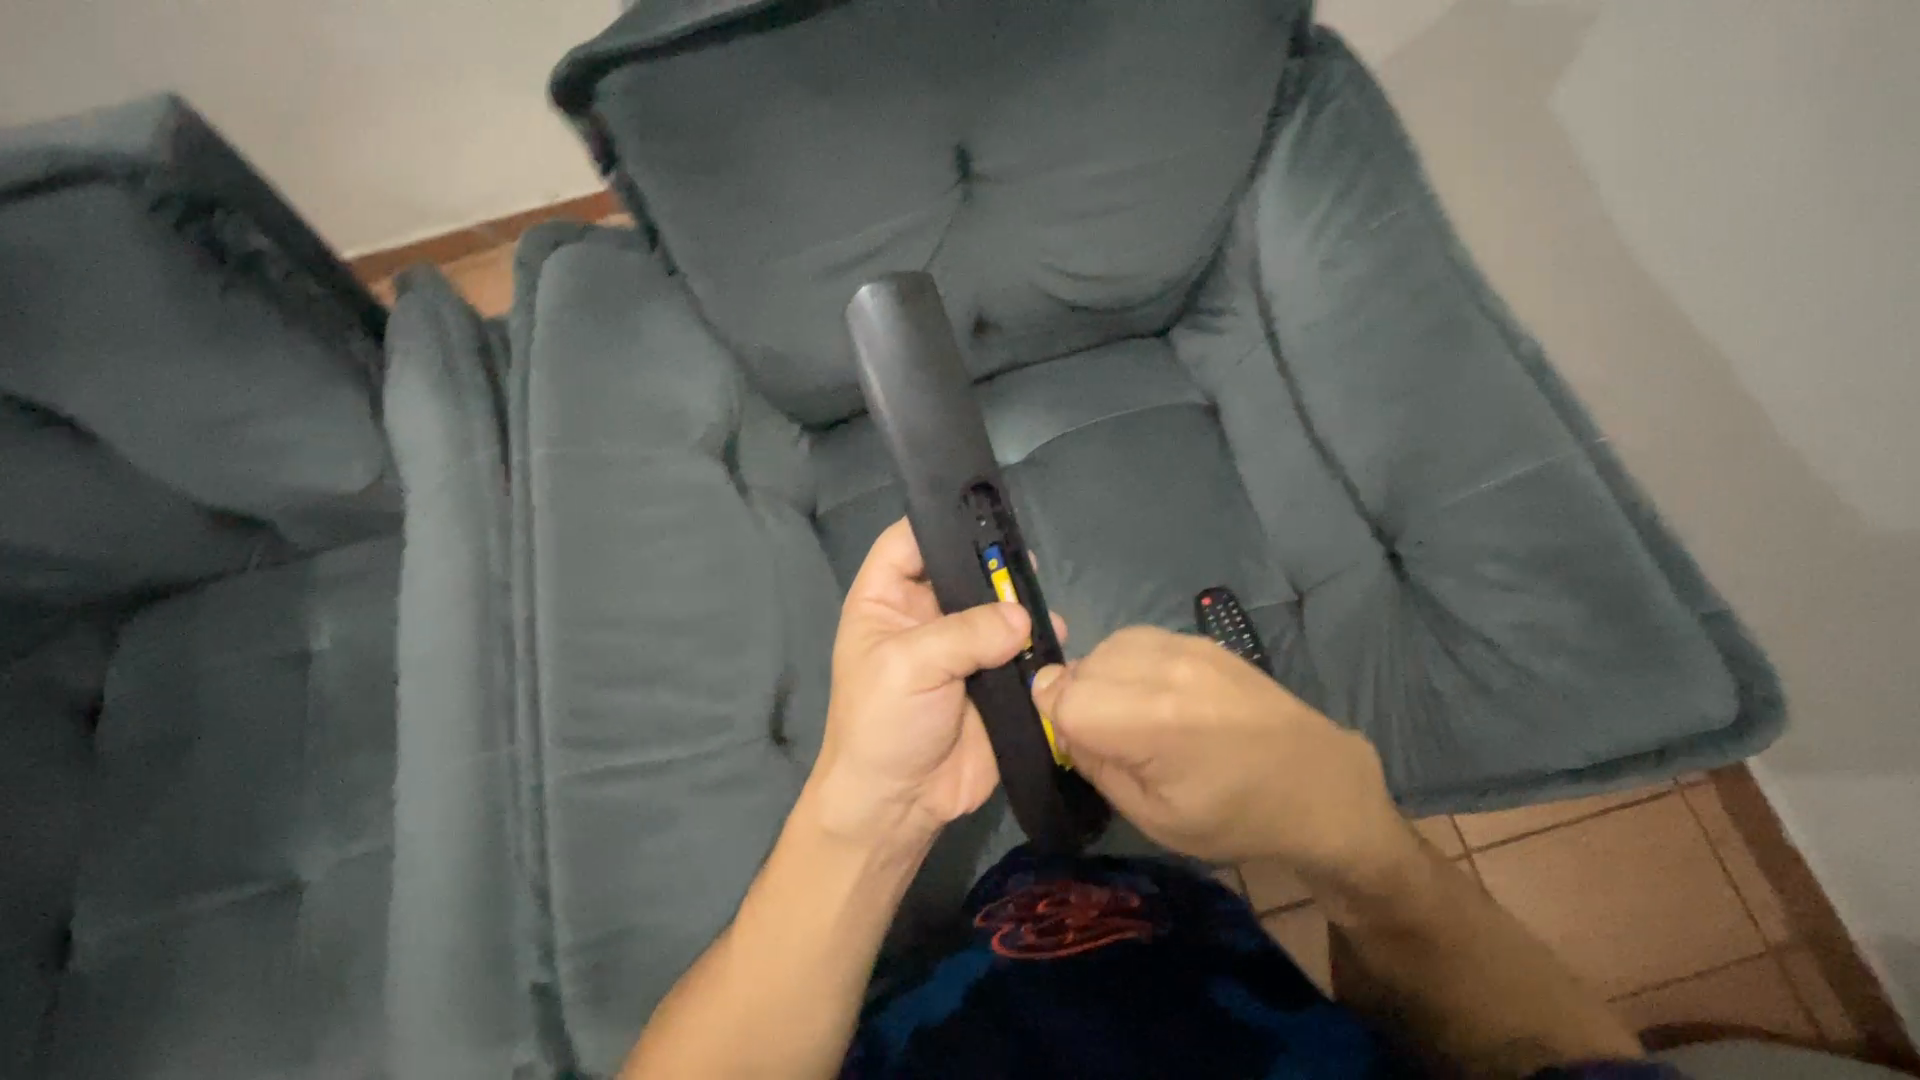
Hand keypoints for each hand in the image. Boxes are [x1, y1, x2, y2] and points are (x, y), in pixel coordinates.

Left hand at [808, 518, 1062, 848]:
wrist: (900, 805)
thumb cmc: (883, 725)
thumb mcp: (909, 667)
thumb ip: (965, 633)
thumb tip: (1023, 617)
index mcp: (887, 601)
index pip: (908, 542)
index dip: (938, 522)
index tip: (982, 512)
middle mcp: (926, 615)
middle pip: (963, 569)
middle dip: (994, 564)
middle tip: (1028, 564)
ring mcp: (963, 648)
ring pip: (999, 607)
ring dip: (1022, 604)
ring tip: (1043, 608)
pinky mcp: (995, 679)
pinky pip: (1021, 649)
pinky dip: (1039, 642)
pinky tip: (1055, 638)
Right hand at [1031, 627, 1416, 884]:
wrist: (1316, 784)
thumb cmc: (1235, 816)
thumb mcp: (1154, 818)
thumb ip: (1098, 767)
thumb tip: (1062, 726)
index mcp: (1154, 722)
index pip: (1063, 696)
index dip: (1056, 720)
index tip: (1076, 744)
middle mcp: (1166, 671)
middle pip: (1080, 666)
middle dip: (1077, 699)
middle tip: (1105, 736)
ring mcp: (1186, 647)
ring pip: (1105, 647)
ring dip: (1100, 677)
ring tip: (1128, 712)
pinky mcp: (1201, 640)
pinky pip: (1137, 639)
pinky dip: (1127, 663)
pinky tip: (1150, 692)